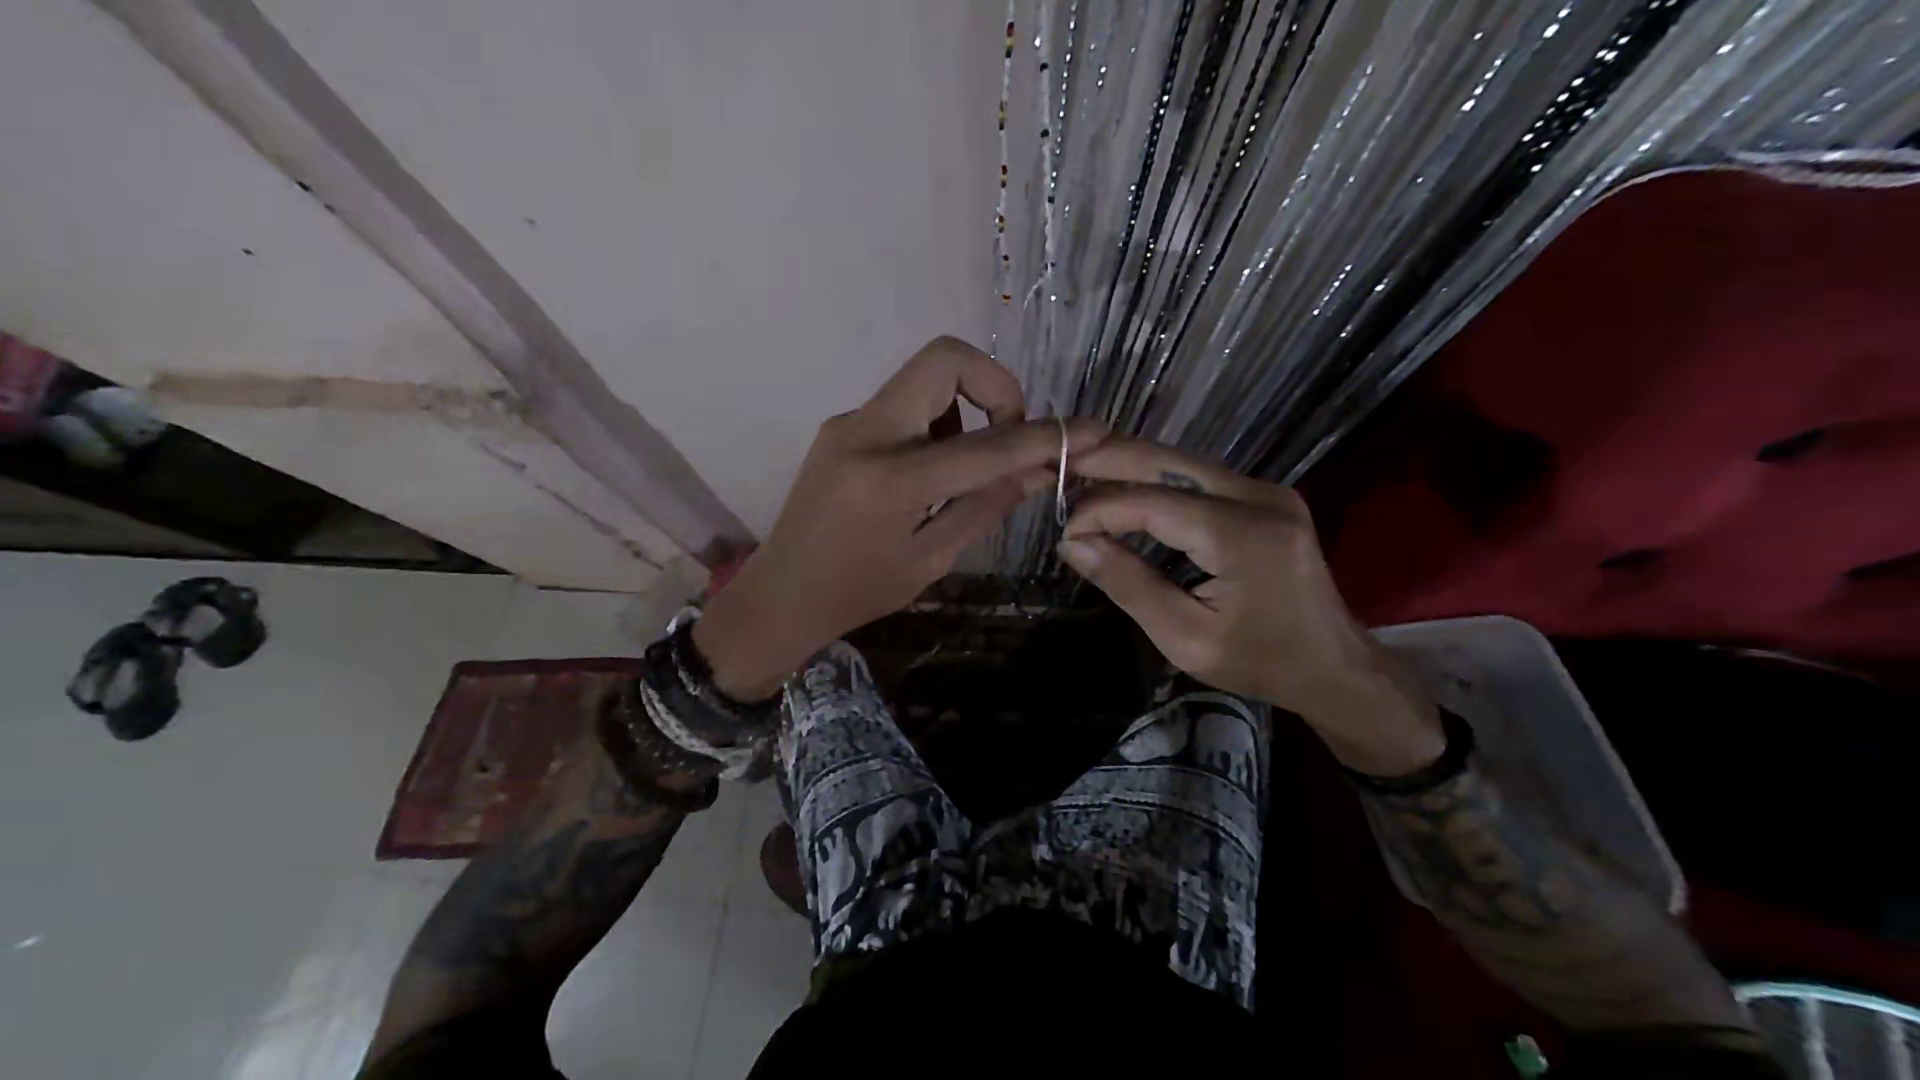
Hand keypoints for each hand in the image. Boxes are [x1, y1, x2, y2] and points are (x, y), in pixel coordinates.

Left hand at [695, 337, 1105, 700]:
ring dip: (963, 407)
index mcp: (893, 480)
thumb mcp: (931, 559)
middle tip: (1009, 433)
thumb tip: (1042, 469)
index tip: (1088, 431)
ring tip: (964, 467)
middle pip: (944, 359)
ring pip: (924, 376)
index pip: (987, 445)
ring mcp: (849, 422)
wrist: (780, 594)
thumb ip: (987, 506)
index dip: (1044, 436)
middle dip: (995, 385)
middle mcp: (867, 432)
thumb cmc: (858, 593)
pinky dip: (936, 423)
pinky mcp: (842, 426)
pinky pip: (904, 402)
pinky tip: (931, 471)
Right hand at [1058, 436, 1443, 776]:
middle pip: (1168, 462)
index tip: (1065, 533)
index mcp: (1242, 535)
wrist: (1335, 666)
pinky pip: (1200, 478)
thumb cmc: (1259, 662)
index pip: (1151, 502)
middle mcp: (1259, 497)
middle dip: (1109, 460)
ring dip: (1131, 467)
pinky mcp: (1267, 498)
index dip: (1100, 510)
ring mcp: (1268, 492)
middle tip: (1060, 464)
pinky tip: (1126, 487)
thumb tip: (1073, 543)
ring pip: (1183, 463)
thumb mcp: (1184, 638)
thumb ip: (1128, 584)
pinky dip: (1157, 481)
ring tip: (1082, 474)